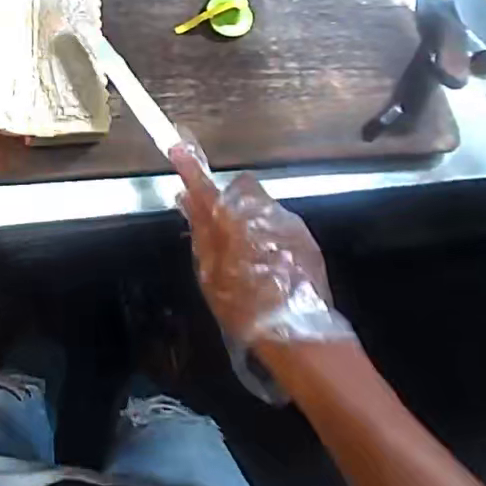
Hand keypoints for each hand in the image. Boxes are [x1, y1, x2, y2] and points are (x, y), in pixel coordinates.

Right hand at [169, 142, 355, 345]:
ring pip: (260, 205)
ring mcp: (289, 223)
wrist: (301, 337)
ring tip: (244, 253)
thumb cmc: (246, 309)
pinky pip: (278, 223)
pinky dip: (266, 233)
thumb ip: (200, 231)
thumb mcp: (211, 274)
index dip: (190, 167)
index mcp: (234, 222)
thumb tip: (188, 199)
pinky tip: (266, 263)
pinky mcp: (306, 238)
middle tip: (216, 226)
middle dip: (227, 200)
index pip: (205, 185)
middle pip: (240, 189)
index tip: (178, 147)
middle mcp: (264, 213)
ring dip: (247, 217)